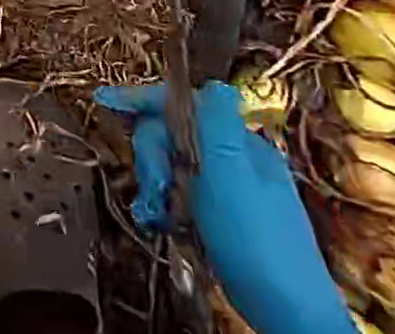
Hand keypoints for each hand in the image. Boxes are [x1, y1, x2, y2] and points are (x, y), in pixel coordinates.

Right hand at [94, 82, 356, 333]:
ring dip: (157, 183)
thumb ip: (217, 123)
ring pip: (173, 165)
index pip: (184, 103)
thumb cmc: (256, 239)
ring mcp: (228, 188)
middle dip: (153, 154)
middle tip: (154, 186)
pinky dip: (167, 205)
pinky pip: (181, 194)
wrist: (290, 315)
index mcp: (237, 141)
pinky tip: (165, 222)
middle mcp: (233, 157)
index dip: (143, 99)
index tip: (105, 100)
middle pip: (172, 133)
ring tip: (158, 211)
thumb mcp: (232, 173)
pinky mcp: (221, 217)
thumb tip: (212, 83)